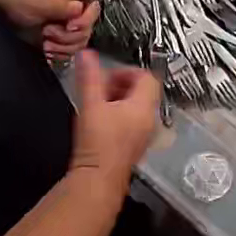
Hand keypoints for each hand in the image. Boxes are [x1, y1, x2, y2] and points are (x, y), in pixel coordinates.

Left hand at [2, 0, 99, 60]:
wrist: (0, 10)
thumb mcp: (34, 1)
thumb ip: (58, 6)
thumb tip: (79, 8)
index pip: (91, 8)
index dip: (84, 20)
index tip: (70, 25)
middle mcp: (70, 13)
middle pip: (86, 30)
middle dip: (67, 36)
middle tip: (49, 31)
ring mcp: (64, 28)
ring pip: (79, 44)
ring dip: (62, 46)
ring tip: (45, 40)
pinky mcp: (58, 42)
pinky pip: (68, 54)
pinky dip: (57, 54)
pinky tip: (45, 48)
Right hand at [68, 51, 160, 183]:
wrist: (98, 179)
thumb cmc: (98, 145)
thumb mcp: (91, 104)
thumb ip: (89, 78)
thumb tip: (86, 55)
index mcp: (144, 107)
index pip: (147, 77)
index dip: (127, 72)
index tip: (108, 76)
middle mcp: (150, 121)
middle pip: (143, 92)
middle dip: (121, 86)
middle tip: (102, 89)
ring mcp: (144, 135)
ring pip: (138, 108)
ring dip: (120, 101)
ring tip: (99, 105)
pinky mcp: (135, 146)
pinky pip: (133, 123)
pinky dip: (120, 117)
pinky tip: (101, 123)